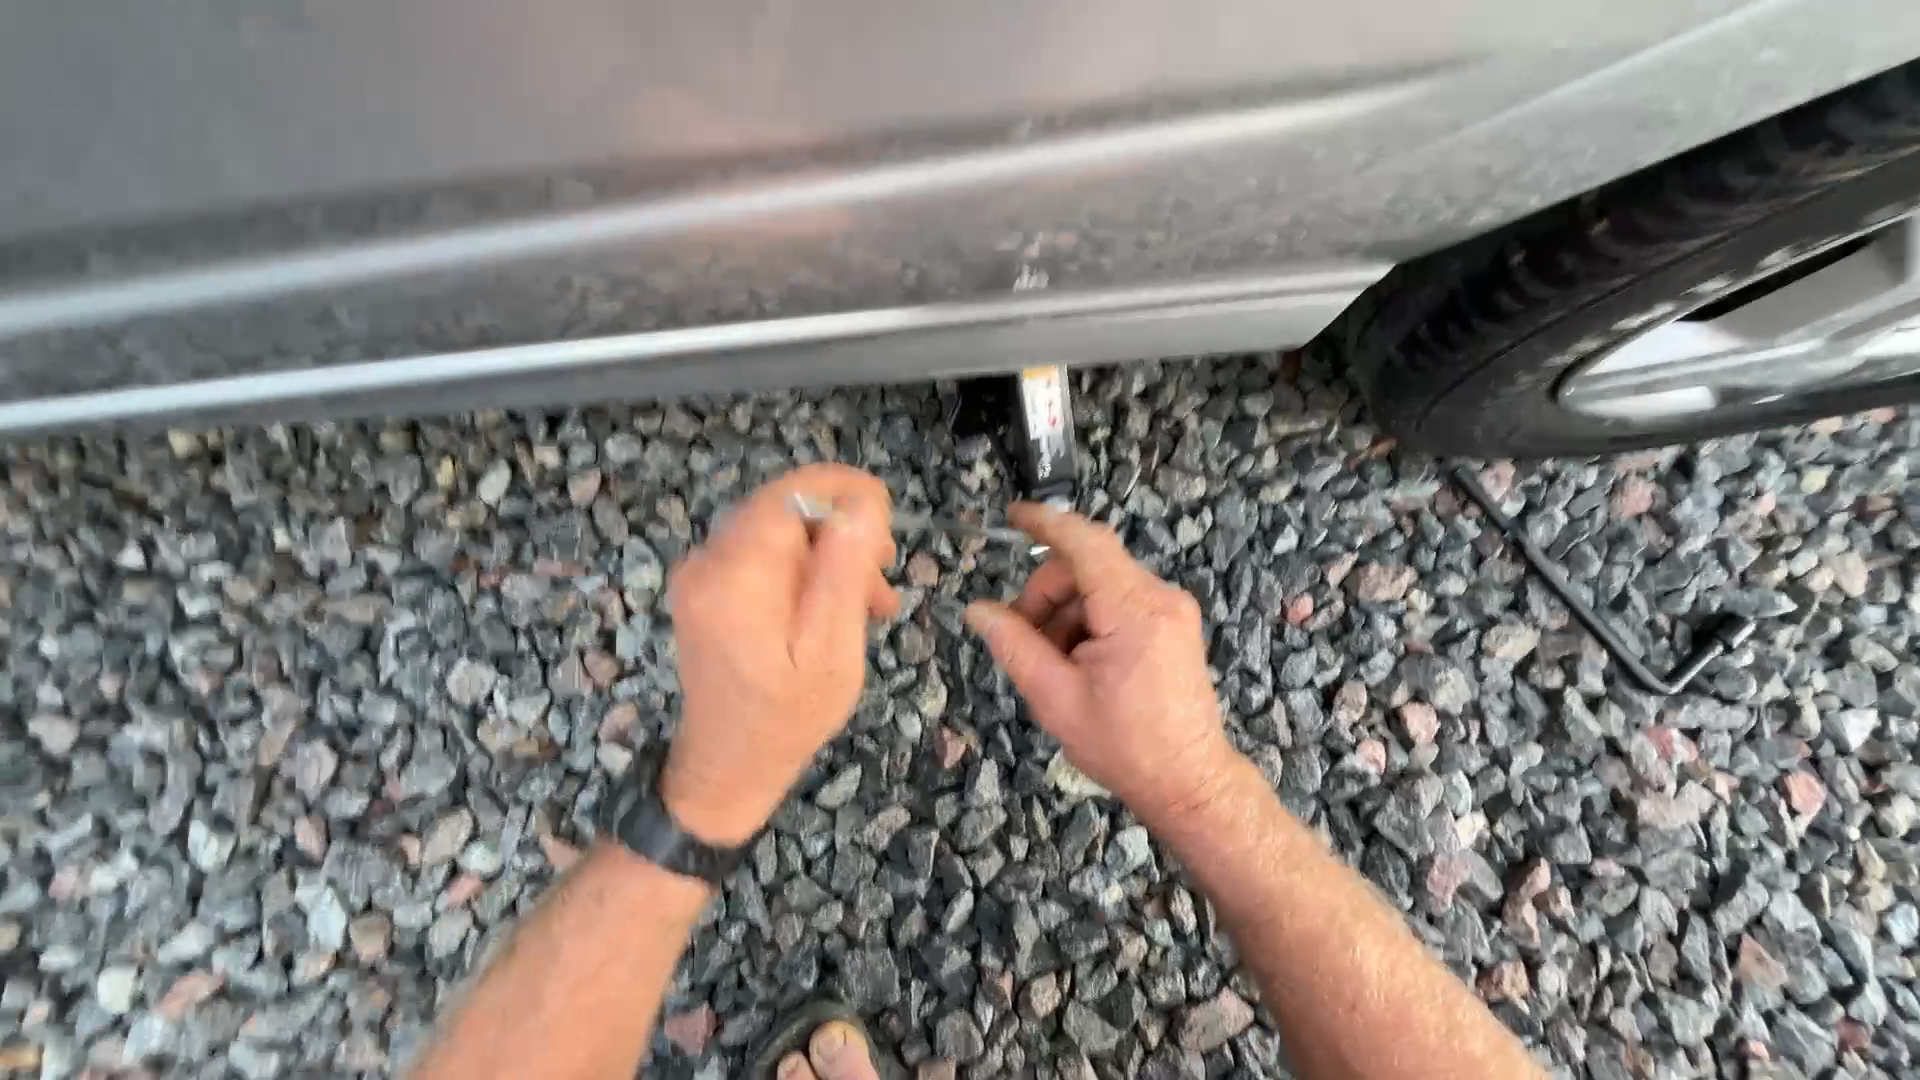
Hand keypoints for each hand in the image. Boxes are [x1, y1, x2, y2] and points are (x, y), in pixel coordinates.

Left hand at [661, 465, 898, 845]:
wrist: (729, 765)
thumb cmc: (788, 715)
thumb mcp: (831, 648)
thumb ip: (843, 570)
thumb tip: (862, 503)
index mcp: (736, 574)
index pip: (791, 494)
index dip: (843, 492)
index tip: (886, 518)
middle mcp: (707, 562)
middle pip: (785, 509)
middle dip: (842, 530)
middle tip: (885, 571)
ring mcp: (702, 575)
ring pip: (780, 532)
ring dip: (830, 554)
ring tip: (873, 601)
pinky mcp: (708, 589)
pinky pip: (764, 557)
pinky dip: (804, 571)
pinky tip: (836, 606)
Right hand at [964, 504, 1235, 823]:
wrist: (1189, 782)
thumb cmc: (1124, 746)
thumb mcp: (1056, 698)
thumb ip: (1015, 646)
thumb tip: (977, 609)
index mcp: (1134, 611)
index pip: (1085, 543)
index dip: (1044, 523)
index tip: (1011, 516)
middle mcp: (1160, 597)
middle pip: (1085, 566)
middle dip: (1045, 595)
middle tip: (1023, 641)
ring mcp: (1171, 608)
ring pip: (1098, 584)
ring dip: (1065, 613)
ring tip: (1054, 664)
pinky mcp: (1172, 622)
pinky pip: (1117, 600)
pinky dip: (1088, 620)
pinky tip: (1078, 662)